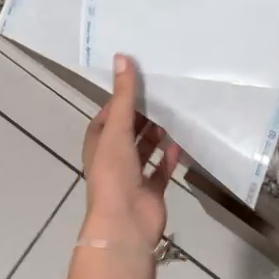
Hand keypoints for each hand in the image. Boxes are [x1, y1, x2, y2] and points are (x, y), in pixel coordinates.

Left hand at [79, 54, 181, 254]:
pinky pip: (161, 169)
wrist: (124, 222)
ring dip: (156, 135)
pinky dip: (169, 157)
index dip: (122, 99)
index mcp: (98, 143)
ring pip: (145, 149)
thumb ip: (124, 95)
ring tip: (173, 114)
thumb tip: (122, 56)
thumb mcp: (117, 128)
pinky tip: (180, 142)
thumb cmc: (114, 172)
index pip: (109, 114)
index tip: (141, 81)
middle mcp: (113, 158)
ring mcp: (131, 176)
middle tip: (163, 94)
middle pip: (129, 131)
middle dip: (143, 115)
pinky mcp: (150, 190)